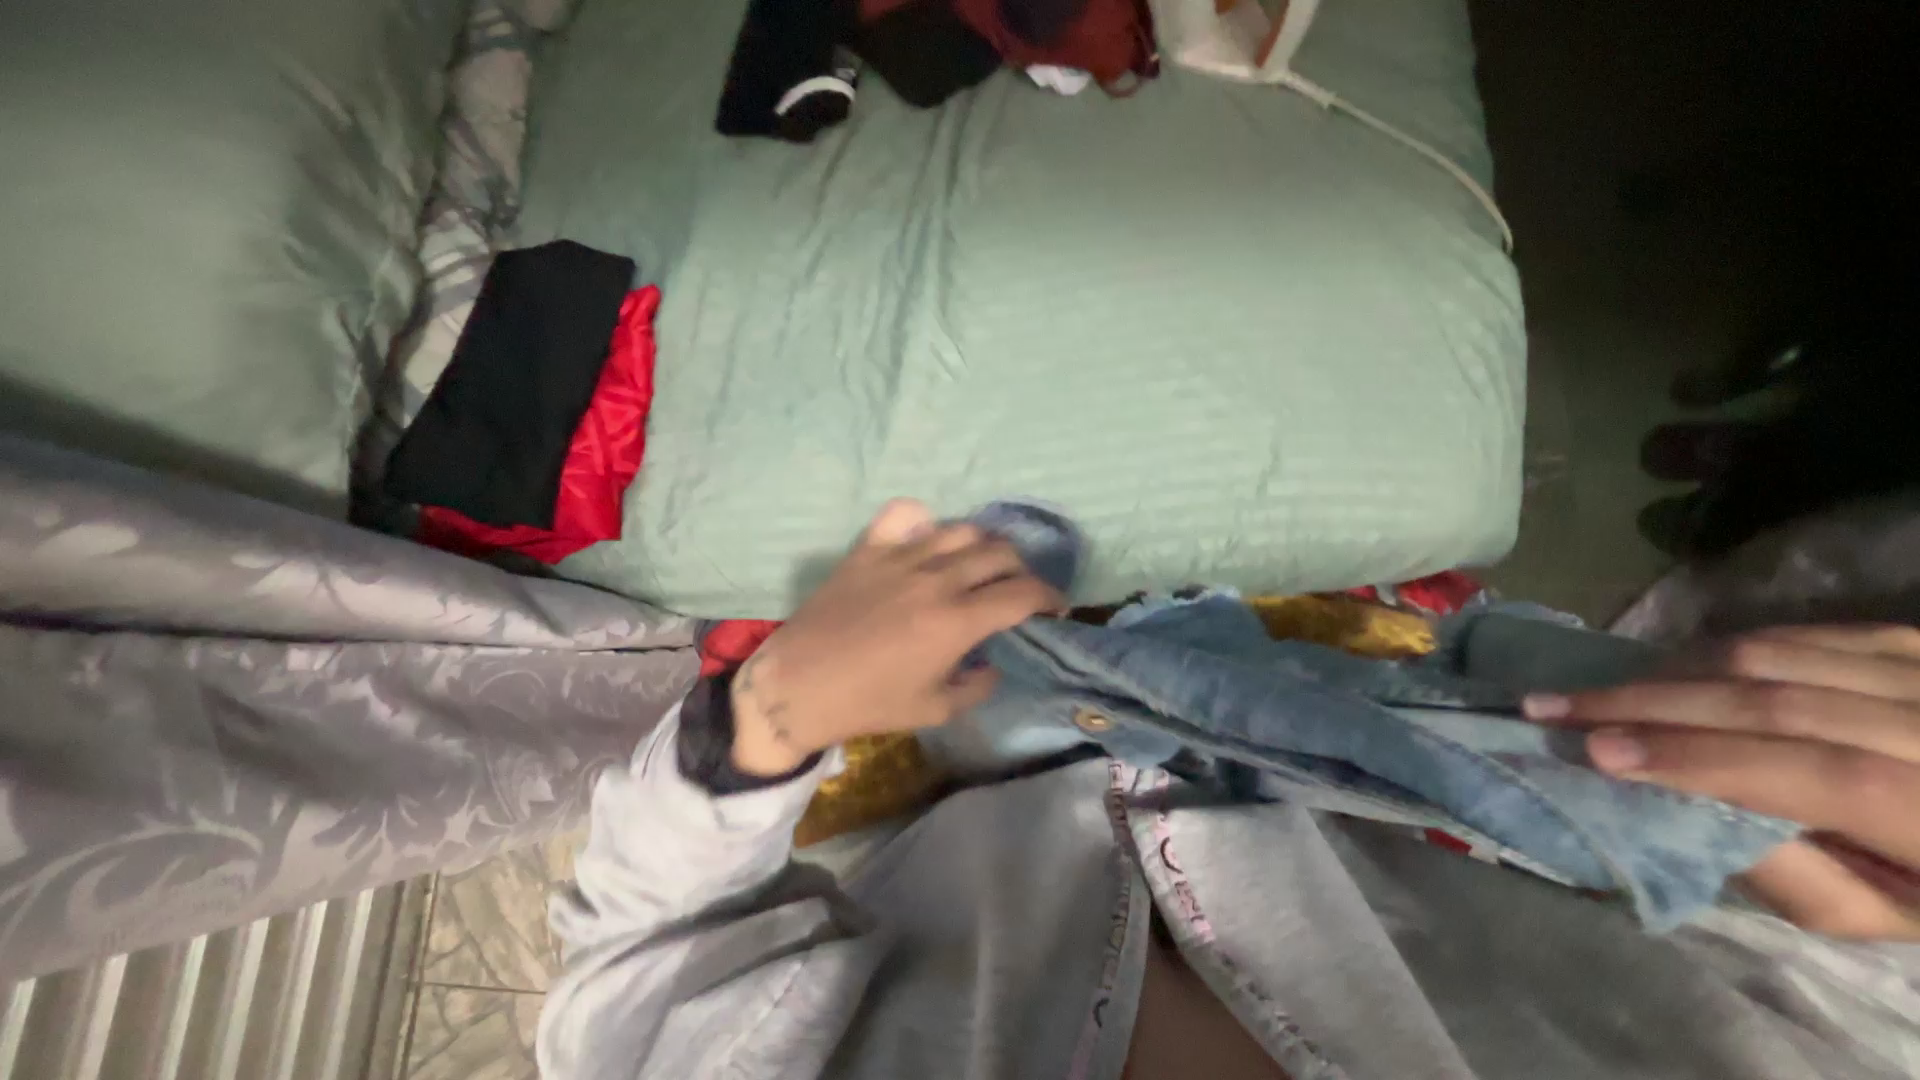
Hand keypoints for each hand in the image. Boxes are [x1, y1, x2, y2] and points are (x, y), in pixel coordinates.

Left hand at [728, 499, 1064, 776]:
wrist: (799, 686)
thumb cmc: (869, 704)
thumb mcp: (935, 709)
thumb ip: (978, 686)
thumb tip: (995, 663)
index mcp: (956, 622)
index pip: (1022, 594)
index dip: (1049, 597)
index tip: (1054, 607)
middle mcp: (935, 580)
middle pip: (999, 553)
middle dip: (1022, 571)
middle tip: (1017, 590)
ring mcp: (900, 558)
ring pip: (961, 530)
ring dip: (983, 545)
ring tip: (981, 563)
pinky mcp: (868, 549)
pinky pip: (903, 514)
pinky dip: (924, 518)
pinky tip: (929, 536)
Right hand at [1525, 624, 1919, 940]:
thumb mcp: (1873, 912)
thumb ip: (1787, 872)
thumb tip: (1664, 802)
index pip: (1825, 775)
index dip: (1704, 758)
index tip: (1597, 753)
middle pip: (1778, 703)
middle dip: (1649, 706)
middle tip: (1550, 707)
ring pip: (1769, 658)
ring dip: (1665, 676)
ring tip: (1594, 693)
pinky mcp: (1908, 643)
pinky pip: (1788, 633)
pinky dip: (1709, 652)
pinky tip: (1665, 675)